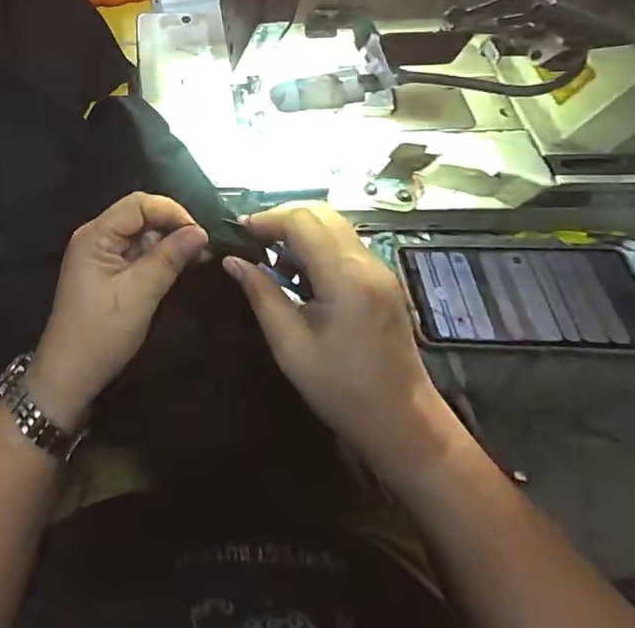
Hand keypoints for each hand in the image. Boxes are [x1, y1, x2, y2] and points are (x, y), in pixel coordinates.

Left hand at [30, 193, 208, 430]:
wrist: (69, 378)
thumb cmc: (101, 335)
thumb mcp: (140, 295)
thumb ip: (169, 258)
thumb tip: (201, 231)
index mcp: (95, 236)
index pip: (138, 204)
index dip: (171, 212)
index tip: (199, 233)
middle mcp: (95, 236)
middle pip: (140, 214)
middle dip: (172, 225)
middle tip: (202, 247)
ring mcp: (100, 253)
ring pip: (141, 232)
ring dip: (169, 241)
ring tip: (196, 257)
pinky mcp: (107, 270)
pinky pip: (137, 250)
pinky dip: (159, 255)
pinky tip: (179, 265)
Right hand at [224, 202, 456, 473]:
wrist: (402, 420)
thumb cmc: (342, 389)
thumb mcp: (291, 346)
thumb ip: (262, 296)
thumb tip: (232, 262)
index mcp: (345, 277)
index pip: (302, 222)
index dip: (267, 219)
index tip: (238, 231)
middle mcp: (366, 262)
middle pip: (321, 214)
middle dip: (283, 219)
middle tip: (251, 240)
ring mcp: (379, 268)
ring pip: (334, 226)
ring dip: (300, 231)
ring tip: (269, 256)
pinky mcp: (381, 279)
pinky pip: (344, 245)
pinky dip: (317, 246)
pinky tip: (297, 272)